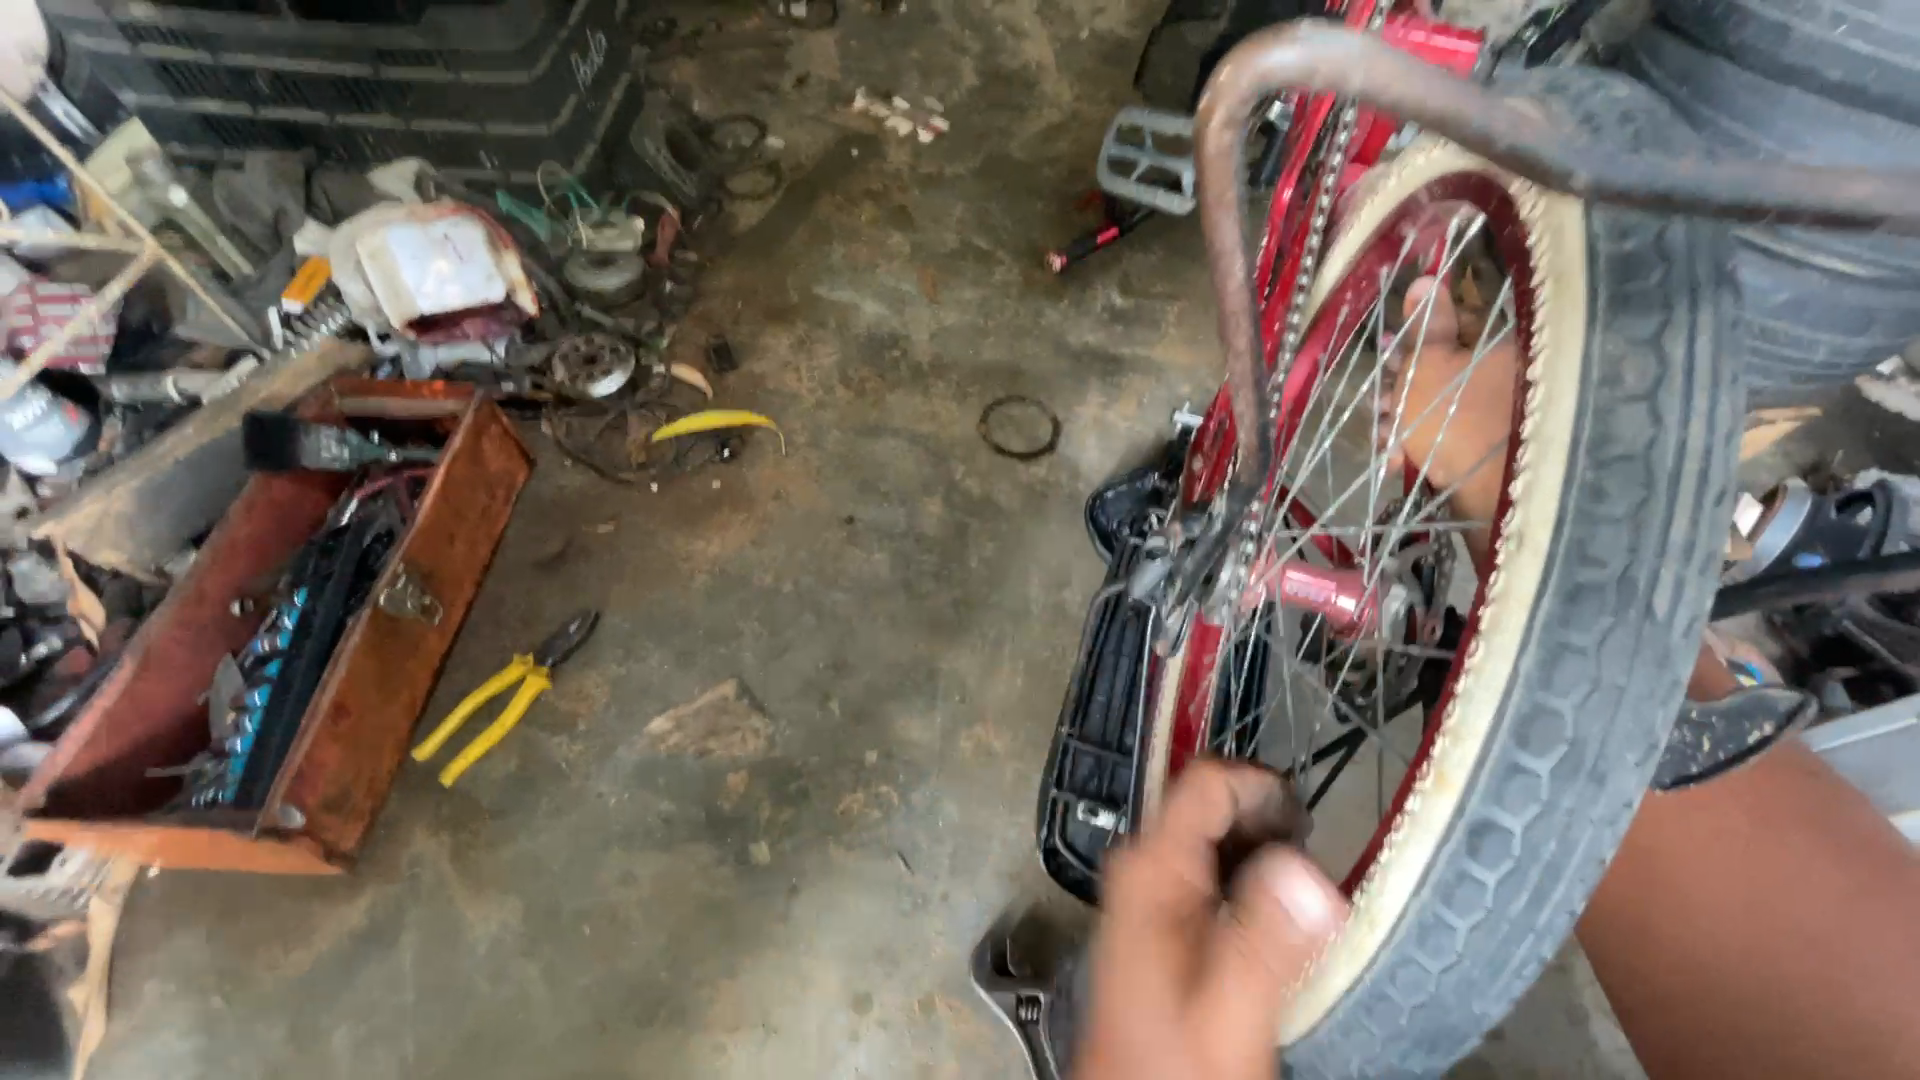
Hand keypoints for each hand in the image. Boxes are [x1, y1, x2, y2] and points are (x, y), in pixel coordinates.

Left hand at [1075, 761, 1348, 1079]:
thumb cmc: (1174, 1061)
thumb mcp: (1229, 1008)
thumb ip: (1267, 939)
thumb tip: (1307, 870)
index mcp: (1151, 867)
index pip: (1204, 782)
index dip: (1258, 784)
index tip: (1306, 816)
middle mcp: (1141, 862)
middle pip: (1206, 801)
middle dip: (1263, 814)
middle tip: (1312, 850)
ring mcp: (1146, 883)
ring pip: (1207, 831)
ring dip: (1256, 841)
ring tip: (1303, 876)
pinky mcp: (1157, 908)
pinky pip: (1204, 863)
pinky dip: (1243, 867)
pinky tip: (1273, 904)